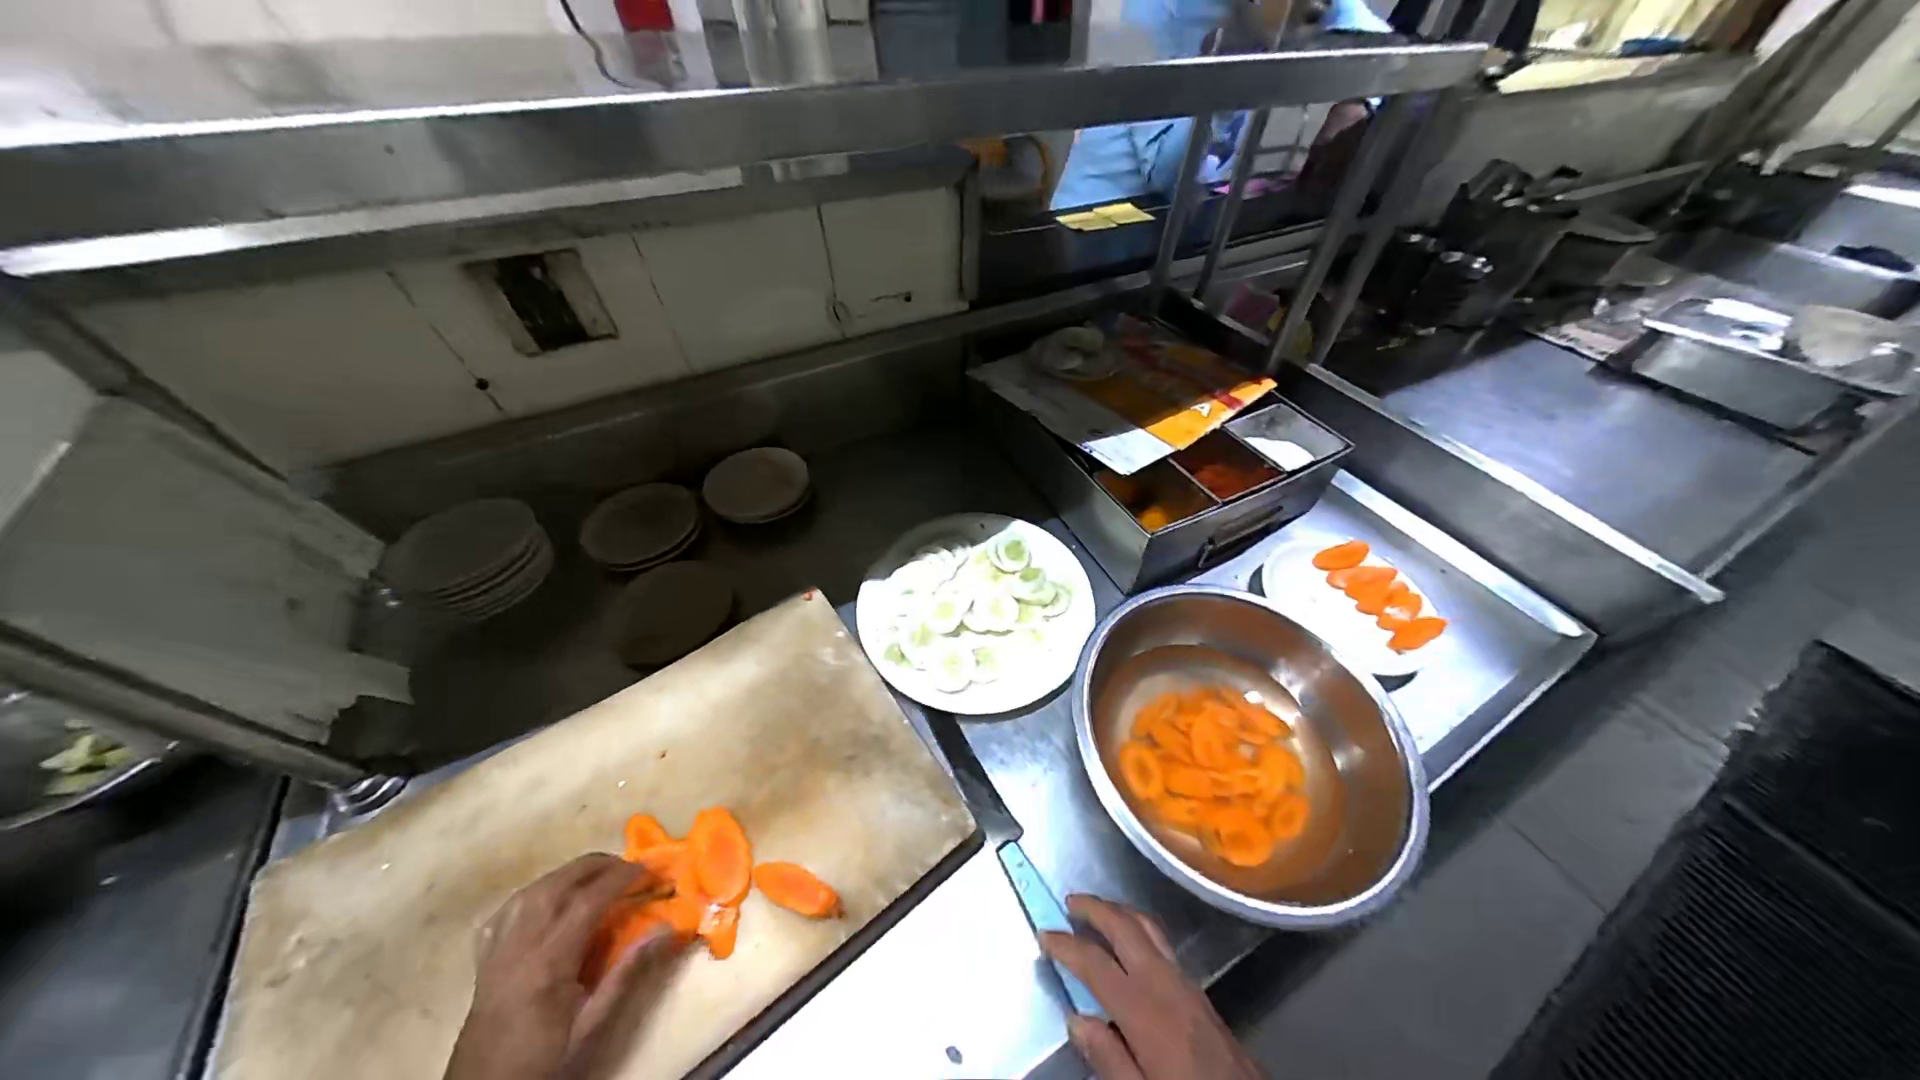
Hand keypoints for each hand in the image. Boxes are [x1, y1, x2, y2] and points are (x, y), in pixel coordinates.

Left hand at [444, 854, 679, 1079]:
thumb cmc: (545, 1060)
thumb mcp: (593, 1024)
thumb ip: (628, 972)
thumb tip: (667, 928)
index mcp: (547, 963)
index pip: (588, 901)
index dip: (620, 878)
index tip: (648, 869)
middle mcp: (518, 947)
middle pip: (556, 885)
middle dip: (595, 866)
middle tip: (627, 867)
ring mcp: (496, 952)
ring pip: (530, 891)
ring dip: (566, 874)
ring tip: (595, 875)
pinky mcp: (483, 962)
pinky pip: (506, 912)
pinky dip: (534, 894)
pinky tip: (549, 899)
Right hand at [1043, 895, 1263, 1079]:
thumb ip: (1108, 1060)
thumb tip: (1077, 1019)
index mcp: (1144, 1011)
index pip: (1095, 963)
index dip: (1066, 945)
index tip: (1044, 934)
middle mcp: (1164, 984)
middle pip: (1124, 927)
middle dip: (1094, 908)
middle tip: (1069, 903)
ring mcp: (1185, 983)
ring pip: (1146, 927)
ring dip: (1118, 912)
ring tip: (1096, 911)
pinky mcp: (1199, 992)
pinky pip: (1161, 942)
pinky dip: (1137, 928)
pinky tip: (1130, 942)